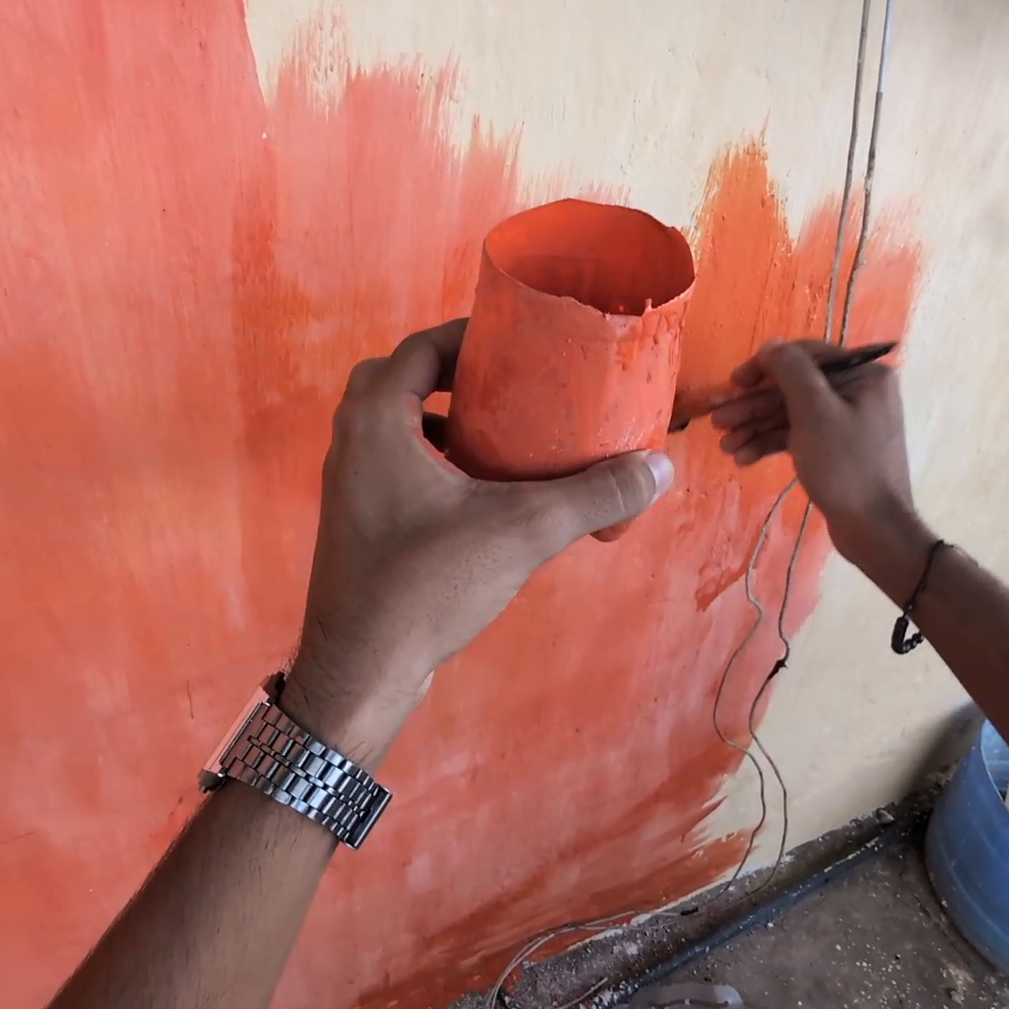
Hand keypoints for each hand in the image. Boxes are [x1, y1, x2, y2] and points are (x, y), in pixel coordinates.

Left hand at [285, 319, 675, 762]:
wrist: (361, 673)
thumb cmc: (428, 585)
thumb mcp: (521, 531)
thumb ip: (592, 495)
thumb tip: (659, 467)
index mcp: (377, 422)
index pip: (420, 348)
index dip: (469, 336)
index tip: (517, 342)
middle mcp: (351, 443)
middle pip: (401, 379)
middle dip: (453, 373)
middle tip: (508, 383)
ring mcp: (348, 485)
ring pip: (394, 425)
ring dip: (441, 416)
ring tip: (497, 429)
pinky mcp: (357, 522)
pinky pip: (394, 464)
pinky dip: (432, 458)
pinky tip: (476, 489)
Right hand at [710, 339, 932, 597]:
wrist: (874, 527)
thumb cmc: (845, 465)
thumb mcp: (814, 411)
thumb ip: (791, 370)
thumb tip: (771, 345)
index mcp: (863, 374)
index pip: (805, 356)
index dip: (765, 367)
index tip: (733, 383)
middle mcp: (858, 391)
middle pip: (794, 389)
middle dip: (753, 406)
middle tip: (719, 422)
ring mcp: (847, 421)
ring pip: (791, 415)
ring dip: (756, 428)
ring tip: (726, 447)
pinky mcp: (836, 448)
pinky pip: (798, 436)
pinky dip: (771, 444)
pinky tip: (743, 458)